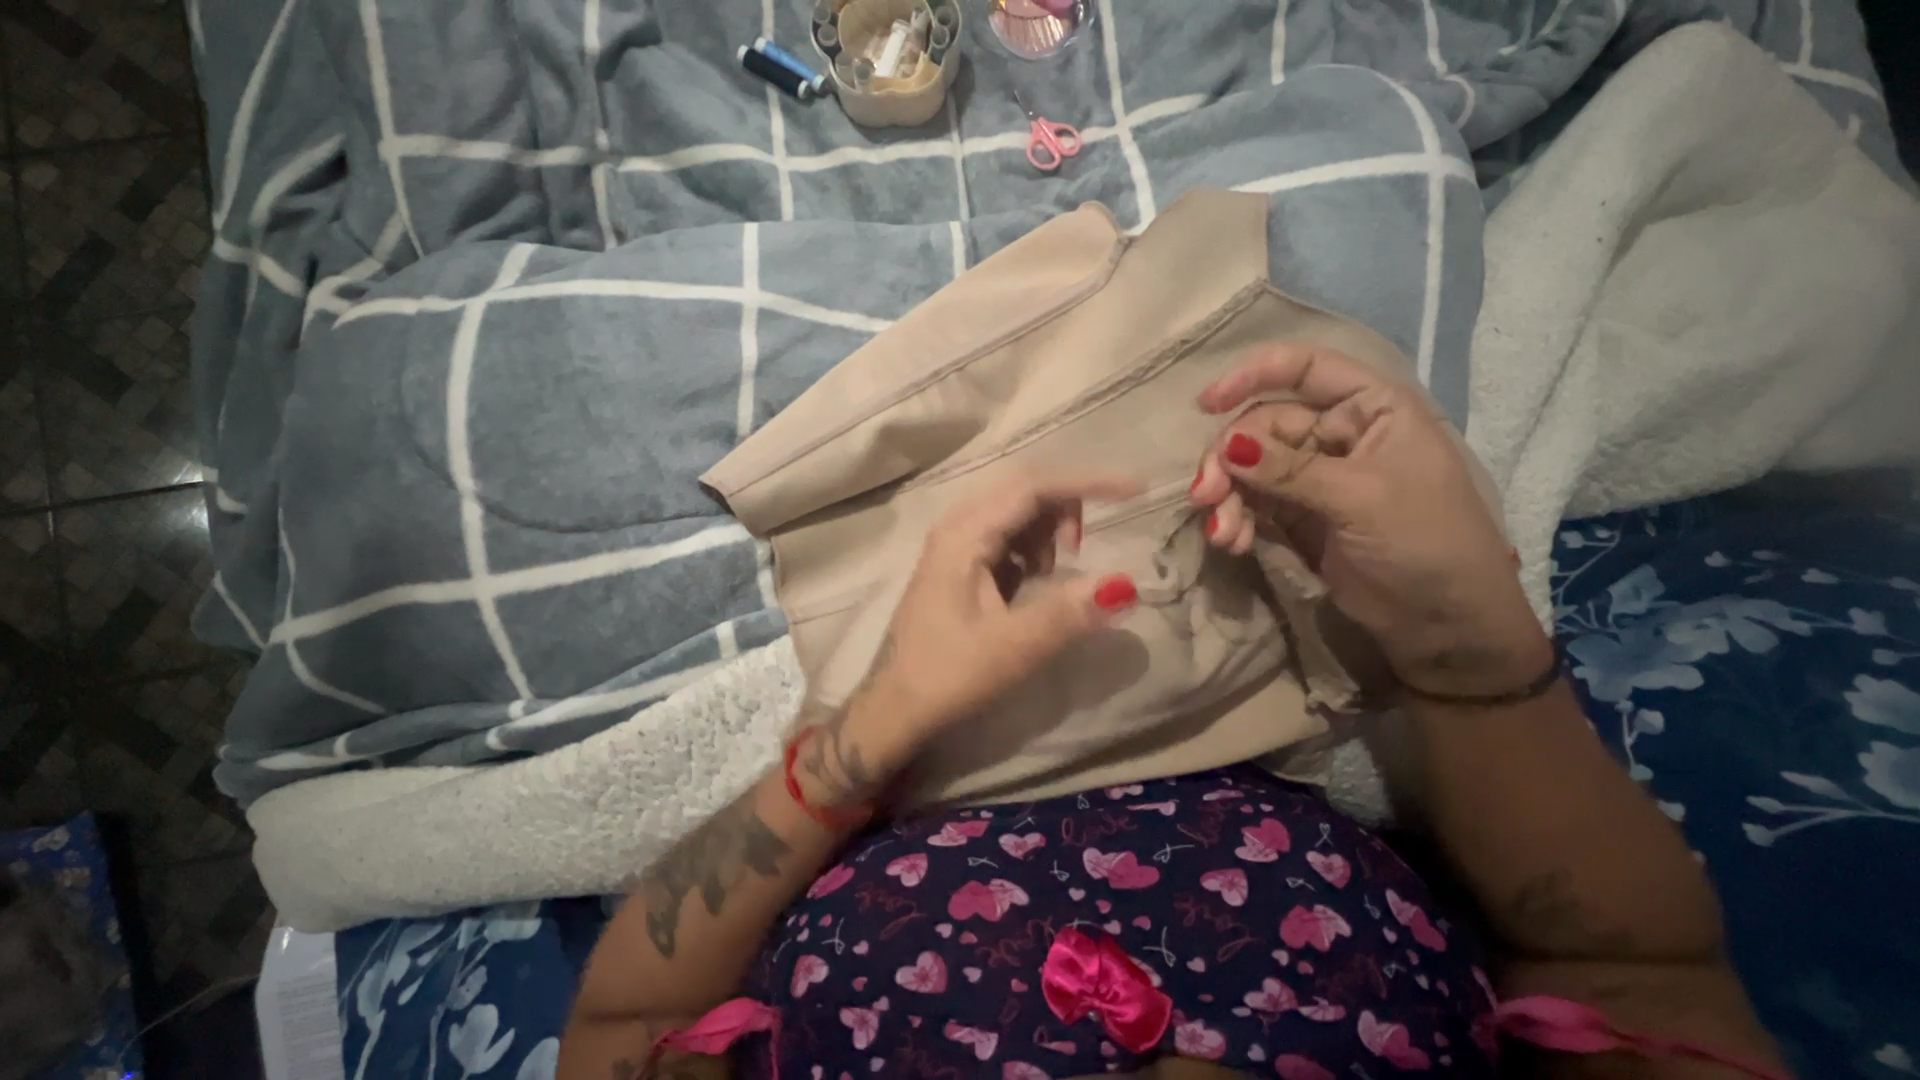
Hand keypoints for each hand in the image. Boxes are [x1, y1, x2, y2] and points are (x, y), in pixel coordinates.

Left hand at [865, 473, 1144, 739]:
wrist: (900, 705)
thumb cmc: (952, 673)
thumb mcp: (1015, 647)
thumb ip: (1068, 612)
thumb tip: (1125, 584)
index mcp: (964, 535)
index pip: (1033, 486)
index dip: (1087, 483)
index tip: (1135, 491)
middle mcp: (957, 527)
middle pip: (1025, 491)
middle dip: (1066, 510)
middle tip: (1080, 553)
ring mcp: (955, 544)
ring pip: (1017, 514)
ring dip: (1048, 533)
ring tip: (1052, 579)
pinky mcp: (960, 564)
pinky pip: (1006, 537)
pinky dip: (1032, 550)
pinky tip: (1032, 585)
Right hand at [1188, 344, 1550, 696]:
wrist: (1444, 624)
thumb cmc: (1426, 541)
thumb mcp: (1361, 497)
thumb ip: (1290, 470)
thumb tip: (1226, 447)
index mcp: (1370, 407)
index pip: (1304, 368)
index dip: (1252, 375)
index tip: (1207, 405)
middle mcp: (1338, 432)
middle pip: (1263, 425)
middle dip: (1230, 459)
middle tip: (1206, 496)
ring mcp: (1314, 476)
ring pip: (1250, 467)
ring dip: (1228, 496)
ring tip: (1222, 534)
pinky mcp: (1297, 516)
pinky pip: (1252, 504)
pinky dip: (1236, 519)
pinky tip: (1231, 542)